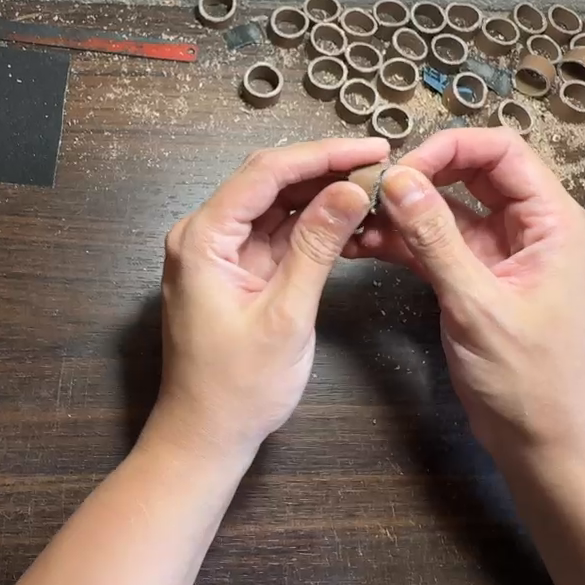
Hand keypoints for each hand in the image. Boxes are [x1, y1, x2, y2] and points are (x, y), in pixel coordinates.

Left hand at [152, 137, 388, 460]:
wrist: (205, 436)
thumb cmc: (239, 386)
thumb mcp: (286, 315)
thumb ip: (316, 247)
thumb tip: (351, 189)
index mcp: (203, 237)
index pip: (265, 174)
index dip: (321, 155)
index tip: (373, 149)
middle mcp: (204, 233)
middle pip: (267, 182)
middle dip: (323, 169)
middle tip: (381, 164)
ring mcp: (218, 250)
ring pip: (273, 204)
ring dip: (319, 194)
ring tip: (372, 185)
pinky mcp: (234, 269)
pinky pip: (274, 233)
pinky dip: (309, 225)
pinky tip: (347, 217)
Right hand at [347, 128, 584, 466]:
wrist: (543, 446)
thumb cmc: (529, 378)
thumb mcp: (478, 304)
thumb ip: (435, 238)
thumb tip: (396, 178)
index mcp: (552, 221)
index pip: (502, 151)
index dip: (449, 148)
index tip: (400, 170)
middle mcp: (528, 227)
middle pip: (471, 173)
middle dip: (420, 175)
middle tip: (371, 190)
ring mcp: (498, 253)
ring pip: (446, 209)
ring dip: (403, 210)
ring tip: (357, 217)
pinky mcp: (473, 278)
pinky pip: (435, 244)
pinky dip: (402, 242)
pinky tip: (363, 244)